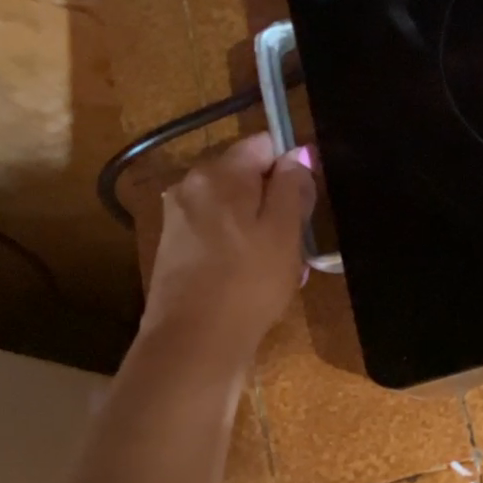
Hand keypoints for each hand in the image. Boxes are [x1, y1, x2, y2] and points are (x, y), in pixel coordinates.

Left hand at [139, 133, 315, 369]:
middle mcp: (191, 184)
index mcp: (220, 174)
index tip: (308, 199)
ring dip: (259, 223)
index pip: (261, 145)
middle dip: (274, 197)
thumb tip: (297, 153)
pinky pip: (217, 229)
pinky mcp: (174, 245)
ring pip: (232, 204)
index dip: (291, 164)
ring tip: (279, 261)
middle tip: (297, 237)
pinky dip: (239, 242)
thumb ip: (292, 188)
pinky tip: (253, 273)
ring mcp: (177, 215)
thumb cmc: (250, 282)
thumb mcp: (285, 232)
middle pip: (244, 174)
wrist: (196, 338)